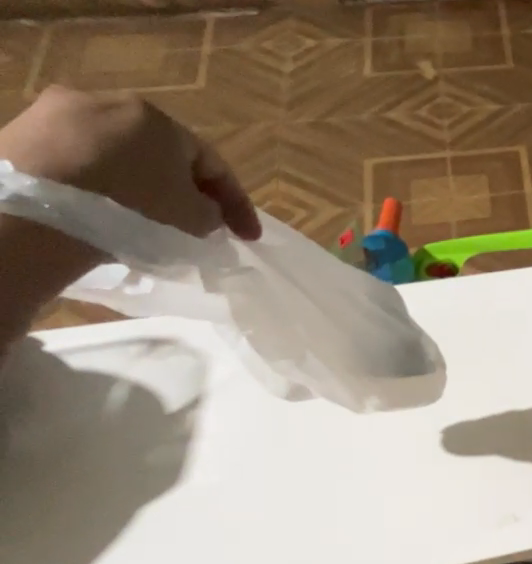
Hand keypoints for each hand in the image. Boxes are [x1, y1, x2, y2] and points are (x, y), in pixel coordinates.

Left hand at [0, 87, 260, 347]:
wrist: (38, 211)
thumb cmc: (134, 209)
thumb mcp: (197, 219)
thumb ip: (211, 211)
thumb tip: (204, 210)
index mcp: (157, 118)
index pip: (213, 164)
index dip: (238, 204)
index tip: (249, 237)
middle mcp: (107, 102)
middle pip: (164, 153)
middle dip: (187, 189)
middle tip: (202, 224)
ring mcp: (59, 112)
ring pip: (121, 153)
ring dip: (144, 184)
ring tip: (154, 219)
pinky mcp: (25, 130)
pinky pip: (82, 158)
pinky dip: (103, 182)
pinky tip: (111, 208)